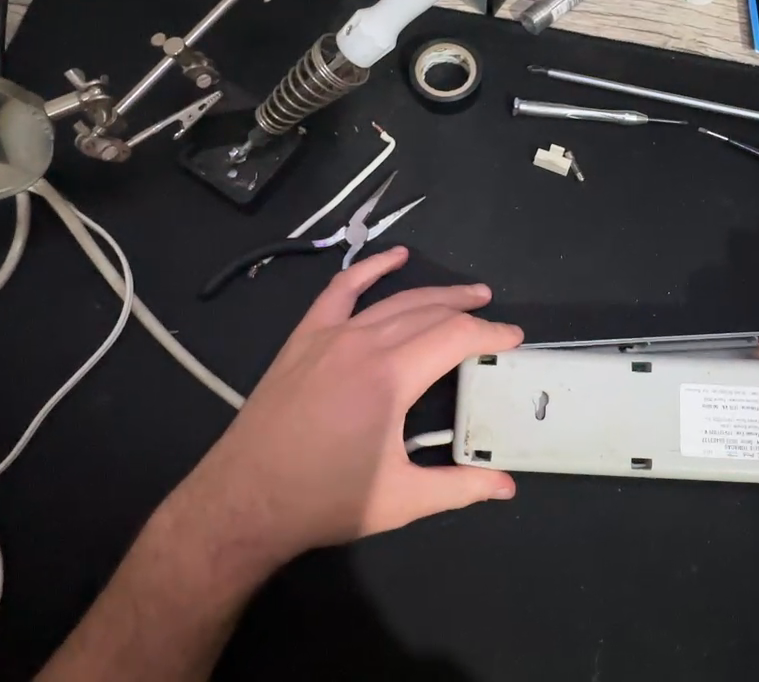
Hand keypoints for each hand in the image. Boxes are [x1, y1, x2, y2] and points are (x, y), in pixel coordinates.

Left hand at [170, 247, 521, 566]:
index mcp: (391, 377)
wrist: (244, 500)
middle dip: (469, 311)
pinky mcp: (305, 338)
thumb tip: (507, 485)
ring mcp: (331, 335)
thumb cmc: (325, 500)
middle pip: (430, 312)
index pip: (456, 337)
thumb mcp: (401, 500)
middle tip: (495, 318)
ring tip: (467, 294)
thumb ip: (459, 487)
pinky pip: (341, 291)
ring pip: (395, 301)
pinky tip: (394, 258)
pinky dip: (370, 269)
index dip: (491, 334)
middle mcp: (364, 343)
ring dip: (435, 294)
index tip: (514, 339)